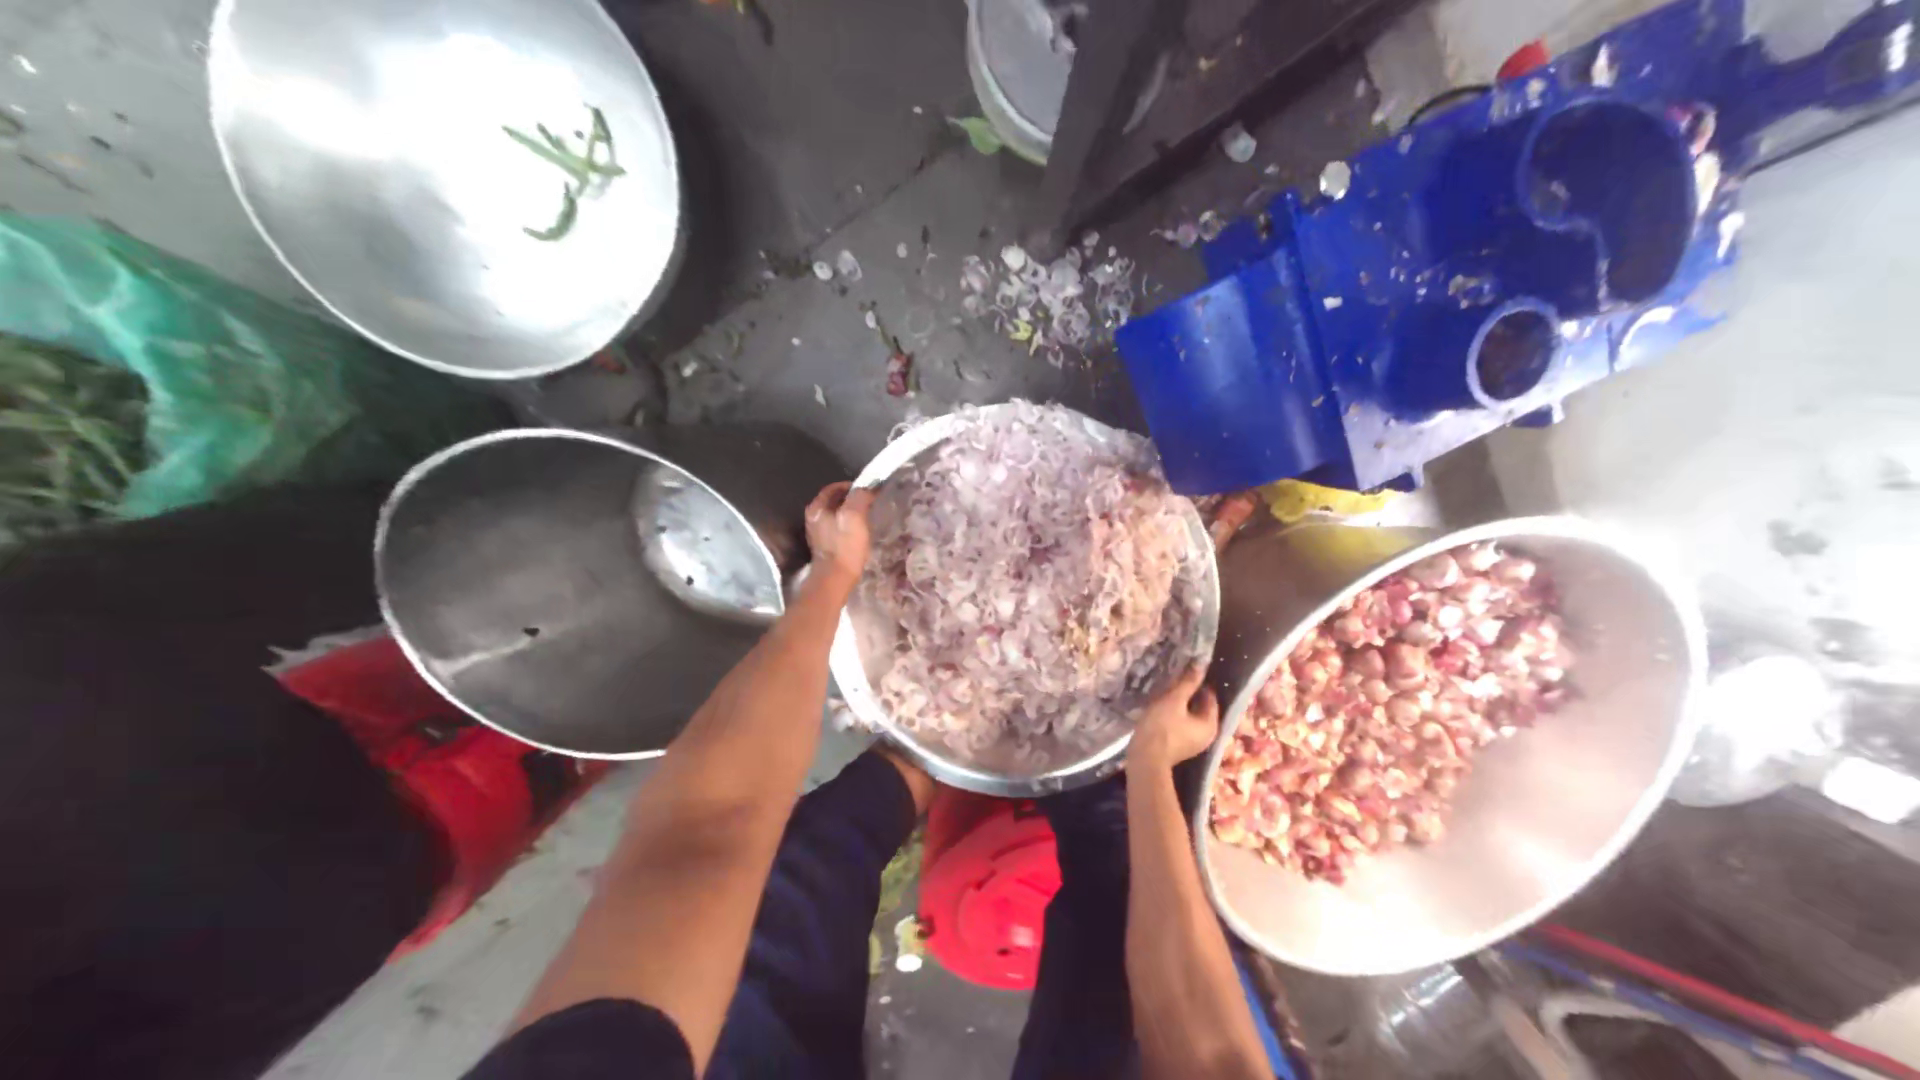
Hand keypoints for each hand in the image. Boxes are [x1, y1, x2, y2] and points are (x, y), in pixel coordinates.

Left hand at [805, 482, 874, 587]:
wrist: (835, 579)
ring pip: (835, 515)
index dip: (852, 486)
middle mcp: (813, 517)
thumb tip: (868, 487)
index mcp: (817, 507)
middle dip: (851, 499)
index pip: (834, 488)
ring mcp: (817, 533)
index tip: (868, 490)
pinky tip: (858, 533)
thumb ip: (860, 496)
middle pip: (834, 501)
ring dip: (849, 513)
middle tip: (869, 503)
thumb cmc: (845, 546)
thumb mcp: (855, 516)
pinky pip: (836, 529)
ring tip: (866, 517)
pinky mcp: (824, 546)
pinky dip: (847, 526)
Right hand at [1130, 665, 1219, 771]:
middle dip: (1189, 694)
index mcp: (1211, 724)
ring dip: (1181, 705)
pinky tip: (1162, 708)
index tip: (1184, 672)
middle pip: (1201, 708)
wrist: (1144, 759)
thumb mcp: (1174, 700)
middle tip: (1173, 680)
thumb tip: (1201, 664)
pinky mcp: (1181, 747)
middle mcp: (1208, 735)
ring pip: (1190, 716)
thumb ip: (1188, 682)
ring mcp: (1195, 743)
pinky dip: (1176, 715)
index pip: (1210, 697)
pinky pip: (1182, 725)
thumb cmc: (1161, 727)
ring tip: (1166, 692)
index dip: (1199, 683)